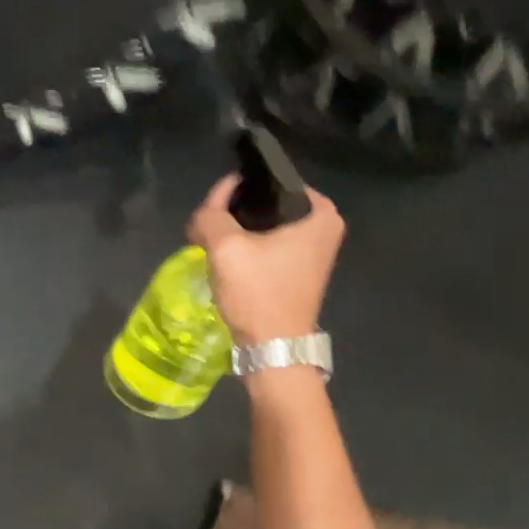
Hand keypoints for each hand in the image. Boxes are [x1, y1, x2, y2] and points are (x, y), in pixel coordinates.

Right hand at [188, 175, 345, 345]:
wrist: (273, 346)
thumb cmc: (258, 293)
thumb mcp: (226, 248)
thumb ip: (210, 217)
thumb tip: (204, 213)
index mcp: (319, 211)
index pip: (269, 182)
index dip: (234, 191)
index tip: (210, 208)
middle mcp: (325, 225)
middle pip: (267, 206)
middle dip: (234, 215)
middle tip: (207, 227)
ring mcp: (315, 251)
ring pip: (266, 228)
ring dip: (238, 234)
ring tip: (212, 243)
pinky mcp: (300, 272)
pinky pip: (270, 248)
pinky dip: (249, 251)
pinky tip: (228, 262)